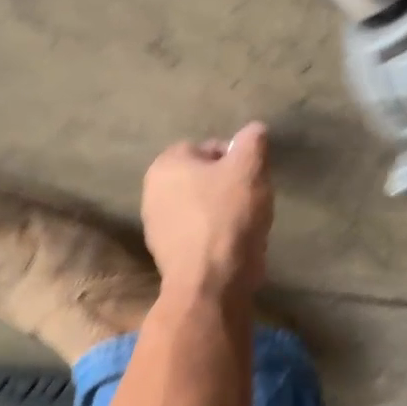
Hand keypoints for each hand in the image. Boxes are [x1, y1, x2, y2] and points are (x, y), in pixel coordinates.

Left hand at [142, 121, 273, 300]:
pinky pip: (195, 228)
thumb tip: (254, 128)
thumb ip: (252, 144)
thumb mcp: (250, 171)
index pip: (205, 146)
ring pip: (197, 203)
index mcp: (167, 164)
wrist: (211, 277)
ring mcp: (156, 220)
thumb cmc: (230, 216)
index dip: (235, 158)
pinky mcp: (166, 248)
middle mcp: (152, 188)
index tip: (254, 176)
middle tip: (253, 196)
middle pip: (200, 175)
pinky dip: (213, 230)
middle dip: (226, 183)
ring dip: (220, 207)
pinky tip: (232, 240)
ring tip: (245, 221)